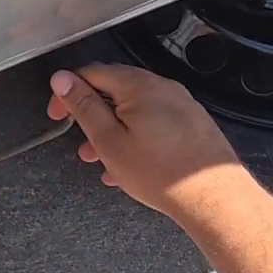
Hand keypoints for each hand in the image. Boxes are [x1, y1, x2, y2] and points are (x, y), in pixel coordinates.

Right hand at [46, 64, 245, 221]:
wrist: (214, 199)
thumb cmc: (162, 173)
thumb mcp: (108, 141)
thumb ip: (83, 106)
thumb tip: (62, 79)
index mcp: (139, 86)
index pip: (91, 73)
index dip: (67, 91)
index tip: (58, 113)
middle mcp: (163, 88)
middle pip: (114, 89)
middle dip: (90, 112)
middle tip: (76, 135)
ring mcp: (180, 105)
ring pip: (134, 108)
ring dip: (110, 127)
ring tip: (99, 156)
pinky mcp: (191, 123)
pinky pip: (154, 121)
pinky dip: (133, 134)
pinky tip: (127, 162)